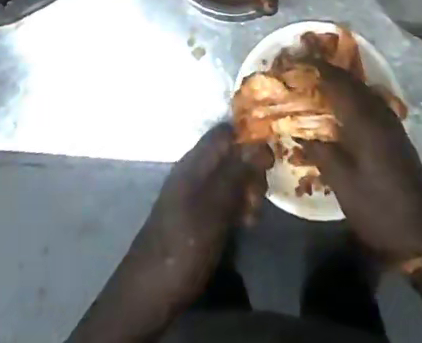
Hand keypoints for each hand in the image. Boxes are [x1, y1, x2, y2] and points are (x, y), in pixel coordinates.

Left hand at [69, 124, 268, 342]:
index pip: (225, 132)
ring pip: (230, 178)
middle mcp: (195, 172)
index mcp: (195, 162)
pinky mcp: (198, 216)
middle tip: (259, 196)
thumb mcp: (215, 205)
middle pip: (230, 154)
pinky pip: (224, 199)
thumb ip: (236, 172)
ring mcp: (195, 194)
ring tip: (253, 216)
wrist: (151, 289)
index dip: (249, 137)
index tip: (270, 157)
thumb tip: (260, 142)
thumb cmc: (184, 243)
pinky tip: (246, 224)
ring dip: (247, 190)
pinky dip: (238, 206)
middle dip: (251, 169)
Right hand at [298, 61, 421, 265]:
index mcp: (365, 120)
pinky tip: (335, 108)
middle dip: (324, 71)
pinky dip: (348, 97)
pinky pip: (367, 103)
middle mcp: (378, 113)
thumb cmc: (379, 207)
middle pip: (349, 81)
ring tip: (312, 84)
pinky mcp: (393, 134)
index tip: (292, 62)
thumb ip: (320, 151)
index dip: (314, 68)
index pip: (336, 81)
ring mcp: (389, 122)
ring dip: (337, 83)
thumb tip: (298, 131)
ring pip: (359, 90)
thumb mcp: (342, 182)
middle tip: (299, 71)